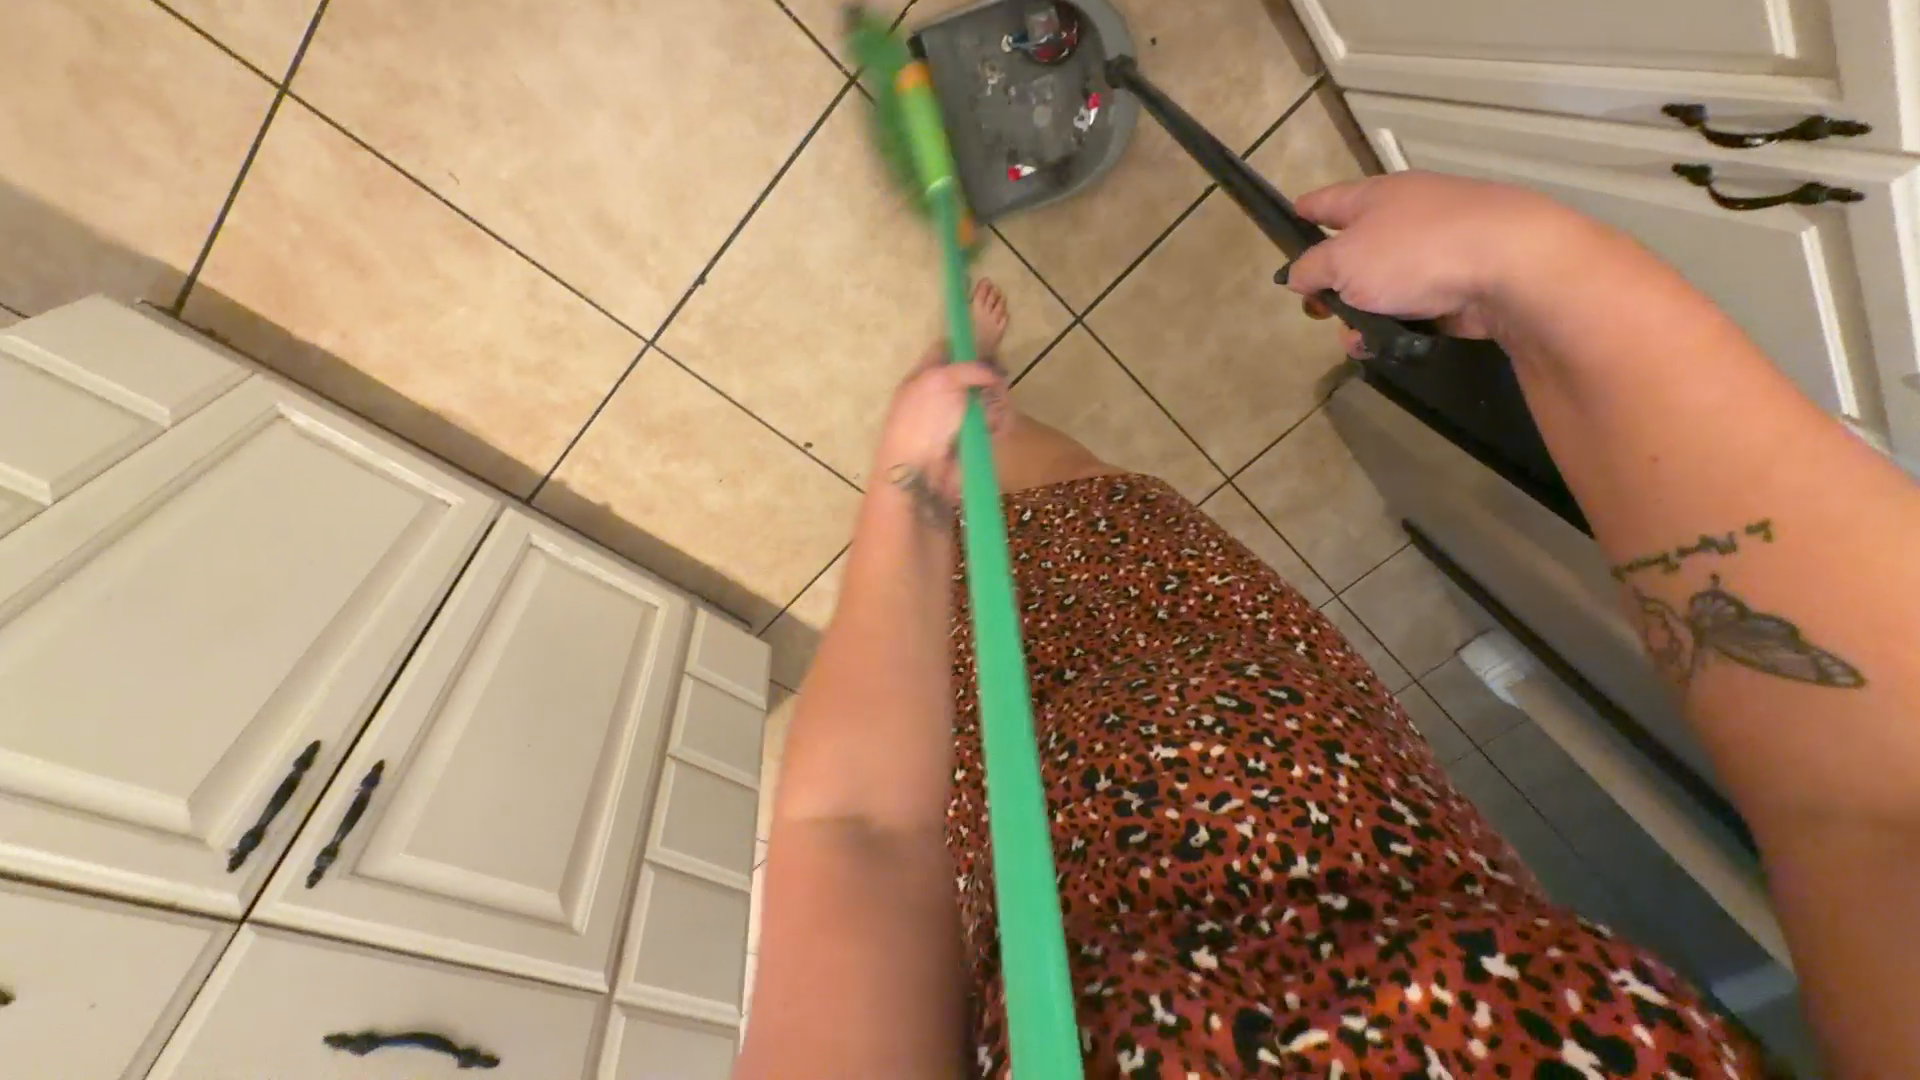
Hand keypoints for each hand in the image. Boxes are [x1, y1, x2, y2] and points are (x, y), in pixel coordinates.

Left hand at [873, 354, 1007, 526]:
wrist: (920, 474)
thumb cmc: (922, 423)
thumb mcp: (940, 381)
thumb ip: (968, 368)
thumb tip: (993, 374)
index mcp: (924, 377)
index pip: (947, 351)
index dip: (967, 346)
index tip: (989, 348)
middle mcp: (941, 395)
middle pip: (975, 375)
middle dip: (990, 380)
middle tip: (997, 386)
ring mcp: (957, 418)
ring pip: (989, 399)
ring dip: (996, 404)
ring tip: (995, 414)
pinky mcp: (972, 439)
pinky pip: (993, 424)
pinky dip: (998, 425)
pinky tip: (997, 429)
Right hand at [1283, 172, 1590, 351]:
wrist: (1511, 267)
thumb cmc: (1414, 253)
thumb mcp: (1342, 262)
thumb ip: (1310, 270)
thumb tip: (1299, 275)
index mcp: (1376, 198)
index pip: (1329, 200)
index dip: (1306, 209)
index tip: (1291, 215)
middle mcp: (1407, 216)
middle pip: (1353, 252)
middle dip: (1331, 286)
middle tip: (1317, 311)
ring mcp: (1435, 249)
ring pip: (1380, 288)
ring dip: (1360, 317)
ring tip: (1358, 340)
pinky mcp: (1459, 283)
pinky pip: (1410, 308)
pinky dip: (1394, 326)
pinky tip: (1387, 344)